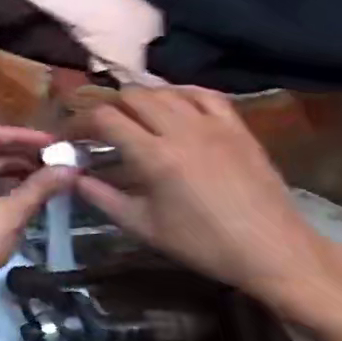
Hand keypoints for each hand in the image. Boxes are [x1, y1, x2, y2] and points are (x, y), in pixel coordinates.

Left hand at [0, 126, 77, 300]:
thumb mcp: (11, 214)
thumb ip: (40, 188)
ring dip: (18, 171)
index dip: (22, 135)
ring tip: (49, 177)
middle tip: (55, 160)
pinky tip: (31, 197)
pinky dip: (9, 188)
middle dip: (24, 153)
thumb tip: (69, 168)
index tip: (50, 143)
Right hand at [71, 87, 338, 313]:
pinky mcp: (236, 126)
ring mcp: (212, 124)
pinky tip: (171, 104)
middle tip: (97, 128)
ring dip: (139, 99)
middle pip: (132, 96)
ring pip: (164, 91)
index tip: (70, 136)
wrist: (271, 249)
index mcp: (154, 156)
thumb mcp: (143, 226)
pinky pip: (202, 94)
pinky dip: (179, 93)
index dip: (80, 123)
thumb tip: (72, 177)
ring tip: (130, 117)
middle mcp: (181, 130)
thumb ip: (102, 197)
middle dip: (107, 107)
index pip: (105, 119)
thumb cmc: (202, 244)